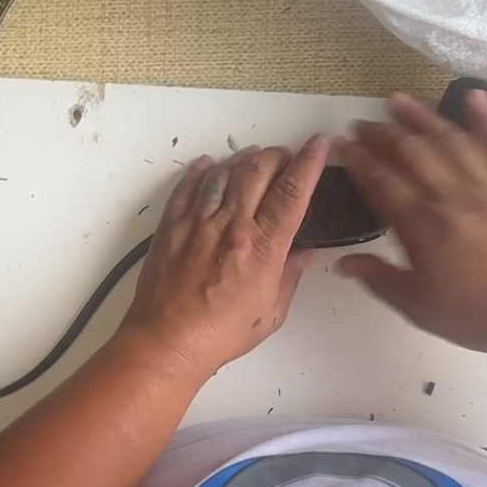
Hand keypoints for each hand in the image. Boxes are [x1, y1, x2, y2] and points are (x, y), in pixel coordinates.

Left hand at [118, 137, 328, 377]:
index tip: (319, 145)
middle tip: (285, 158)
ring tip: (254, 159)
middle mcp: (230, 226)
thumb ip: (289, 275)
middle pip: (258, 170)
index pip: (292, 192)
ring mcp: (197, 222)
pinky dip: (202, 171)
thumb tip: (302, 251)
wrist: (168, 341)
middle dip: (277, 155)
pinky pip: (187, 186)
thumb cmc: (218, 333)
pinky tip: (210, 166)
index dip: (309, 163)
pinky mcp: (171, 226)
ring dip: (243, 160)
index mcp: (261, 248)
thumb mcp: (271, 312)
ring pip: (223, 172)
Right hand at [337, 91, 486, 361]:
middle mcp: (452, 197)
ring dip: (421, 117)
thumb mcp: (418, 307)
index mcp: (423, 227)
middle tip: (361, 123)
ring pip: (449, 141)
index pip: (381, 182)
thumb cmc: (481, 318)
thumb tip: (341, 262)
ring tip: (397, 101)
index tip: (340, 145)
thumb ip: (378, 279)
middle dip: (381, 134)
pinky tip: (473, 95)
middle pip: (411, 153)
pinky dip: (486, 118)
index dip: (357, 160)